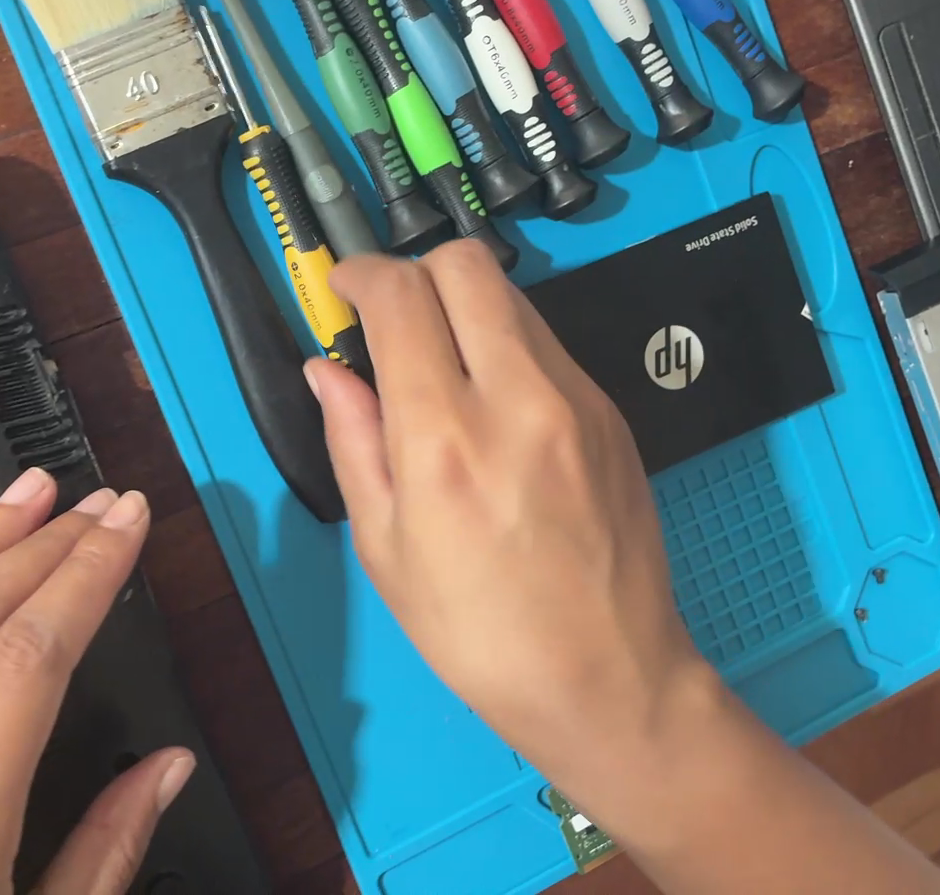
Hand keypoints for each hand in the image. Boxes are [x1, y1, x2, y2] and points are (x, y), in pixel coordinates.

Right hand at [308, 242, 720, 809]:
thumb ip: (353, 441)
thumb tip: (328, 369)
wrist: (610, 675)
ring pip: (510, 296)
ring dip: (463, 307)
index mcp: (444, 439)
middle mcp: (518, 398)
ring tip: (445, 367)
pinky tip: (497, 406)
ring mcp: (577, 397)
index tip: (345, 289)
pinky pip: (546, 342)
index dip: (361, 275)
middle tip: (394, 319)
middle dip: (416, 271)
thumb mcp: (386, 550)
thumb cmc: (477, 632)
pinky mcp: (611, 409)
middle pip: (465, 264)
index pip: (401, 298)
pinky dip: (506, 346)